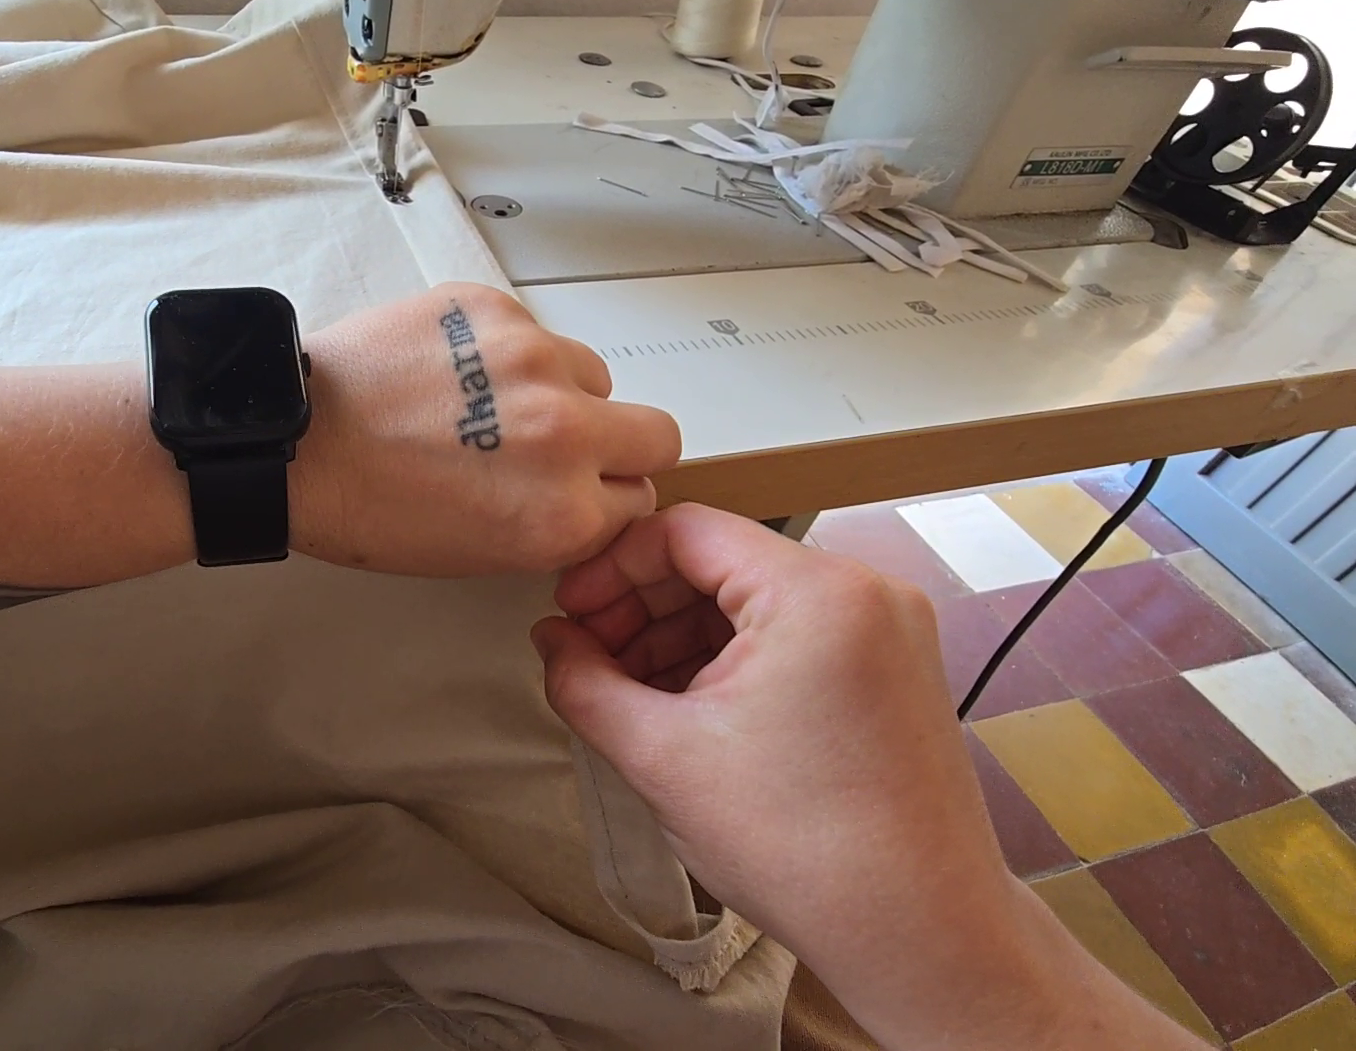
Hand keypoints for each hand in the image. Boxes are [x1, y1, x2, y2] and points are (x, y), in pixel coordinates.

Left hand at [290, 283, 679, 575]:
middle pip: (656, 433)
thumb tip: (591, 492)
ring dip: (562, 392)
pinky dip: (508, 355)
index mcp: (562, 516)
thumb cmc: (369, 510)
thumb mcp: (481, 553)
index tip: (580, 488)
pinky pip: (535, 332)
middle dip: (621, 446)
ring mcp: (531, 361)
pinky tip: (456, 373)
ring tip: (490, 404)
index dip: (606, 497)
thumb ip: (555, 522)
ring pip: (595, 374)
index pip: (639, 500)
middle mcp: (566, 435)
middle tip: (562, 445)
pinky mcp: (492, 309)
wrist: (297, 444)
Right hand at [529, 505, 1206, 1049]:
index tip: (571, 610)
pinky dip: (718, 654)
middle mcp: (862, 590)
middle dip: (638, 605)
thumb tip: (549, 638)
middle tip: (589, 653)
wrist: (923, 941)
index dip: (611, 566)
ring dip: (672, 632)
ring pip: (743, 596)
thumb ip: (582, 680)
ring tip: (625, 686)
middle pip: (714, 559)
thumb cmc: (803, 848)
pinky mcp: (882, 664)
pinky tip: (675, 698)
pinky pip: (779, 630)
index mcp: (815, 593)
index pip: (684, 530)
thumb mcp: (659, 755)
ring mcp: (881, 627)